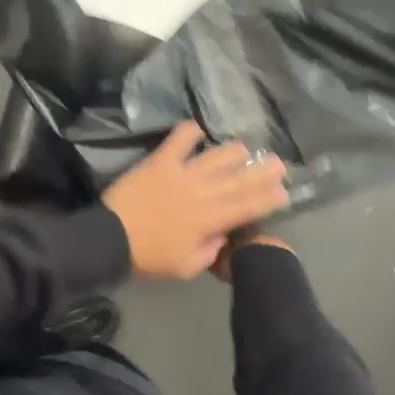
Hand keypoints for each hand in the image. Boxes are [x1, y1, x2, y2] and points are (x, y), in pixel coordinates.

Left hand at [102, 122, 290, 280]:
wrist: (110, 238)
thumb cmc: (148, 257)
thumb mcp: (186, 266)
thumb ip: (210, 250)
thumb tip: (223, 232)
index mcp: (209, 220)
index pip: (246, 207)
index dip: (267, 198)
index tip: (283, 190)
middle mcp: (202, 193)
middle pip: (238, 180)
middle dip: (262, 171)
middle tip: (279, 163)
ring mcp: (181, 173)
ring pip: (216, 157)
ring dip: (234, 152)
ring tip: (247, 147)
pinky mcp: (160, 160)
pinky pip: (180, 139)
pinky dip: (191, 131)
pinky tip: (200, 128)